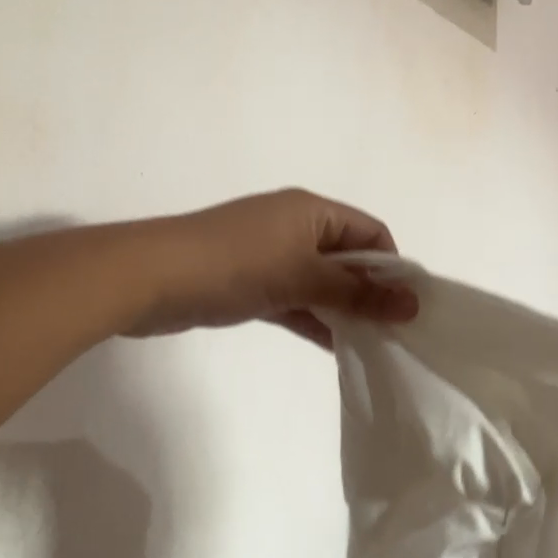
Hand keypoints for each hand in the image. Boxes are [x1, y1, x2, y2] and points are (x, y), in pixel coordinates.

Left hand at [123, 189, 418, 347]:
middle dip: (370, 291)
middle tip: (391, 329)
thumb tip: (413, 305)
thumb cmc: (235, 265)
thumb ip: (359, 294)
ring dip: (343, 308)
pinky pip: (295, 298)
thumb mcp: (304, 278)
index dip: (391, 266)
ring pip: (321, 282)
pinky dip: (314, 318)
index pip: (371, 233)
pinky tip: (334, 346)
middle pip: (348, 258)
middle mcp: (295, 227)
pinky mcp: (249, 282)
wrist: (145, 278)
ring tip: (368, 342)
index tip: (403, 305)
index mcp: (313, 211)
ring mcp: (270, 255)